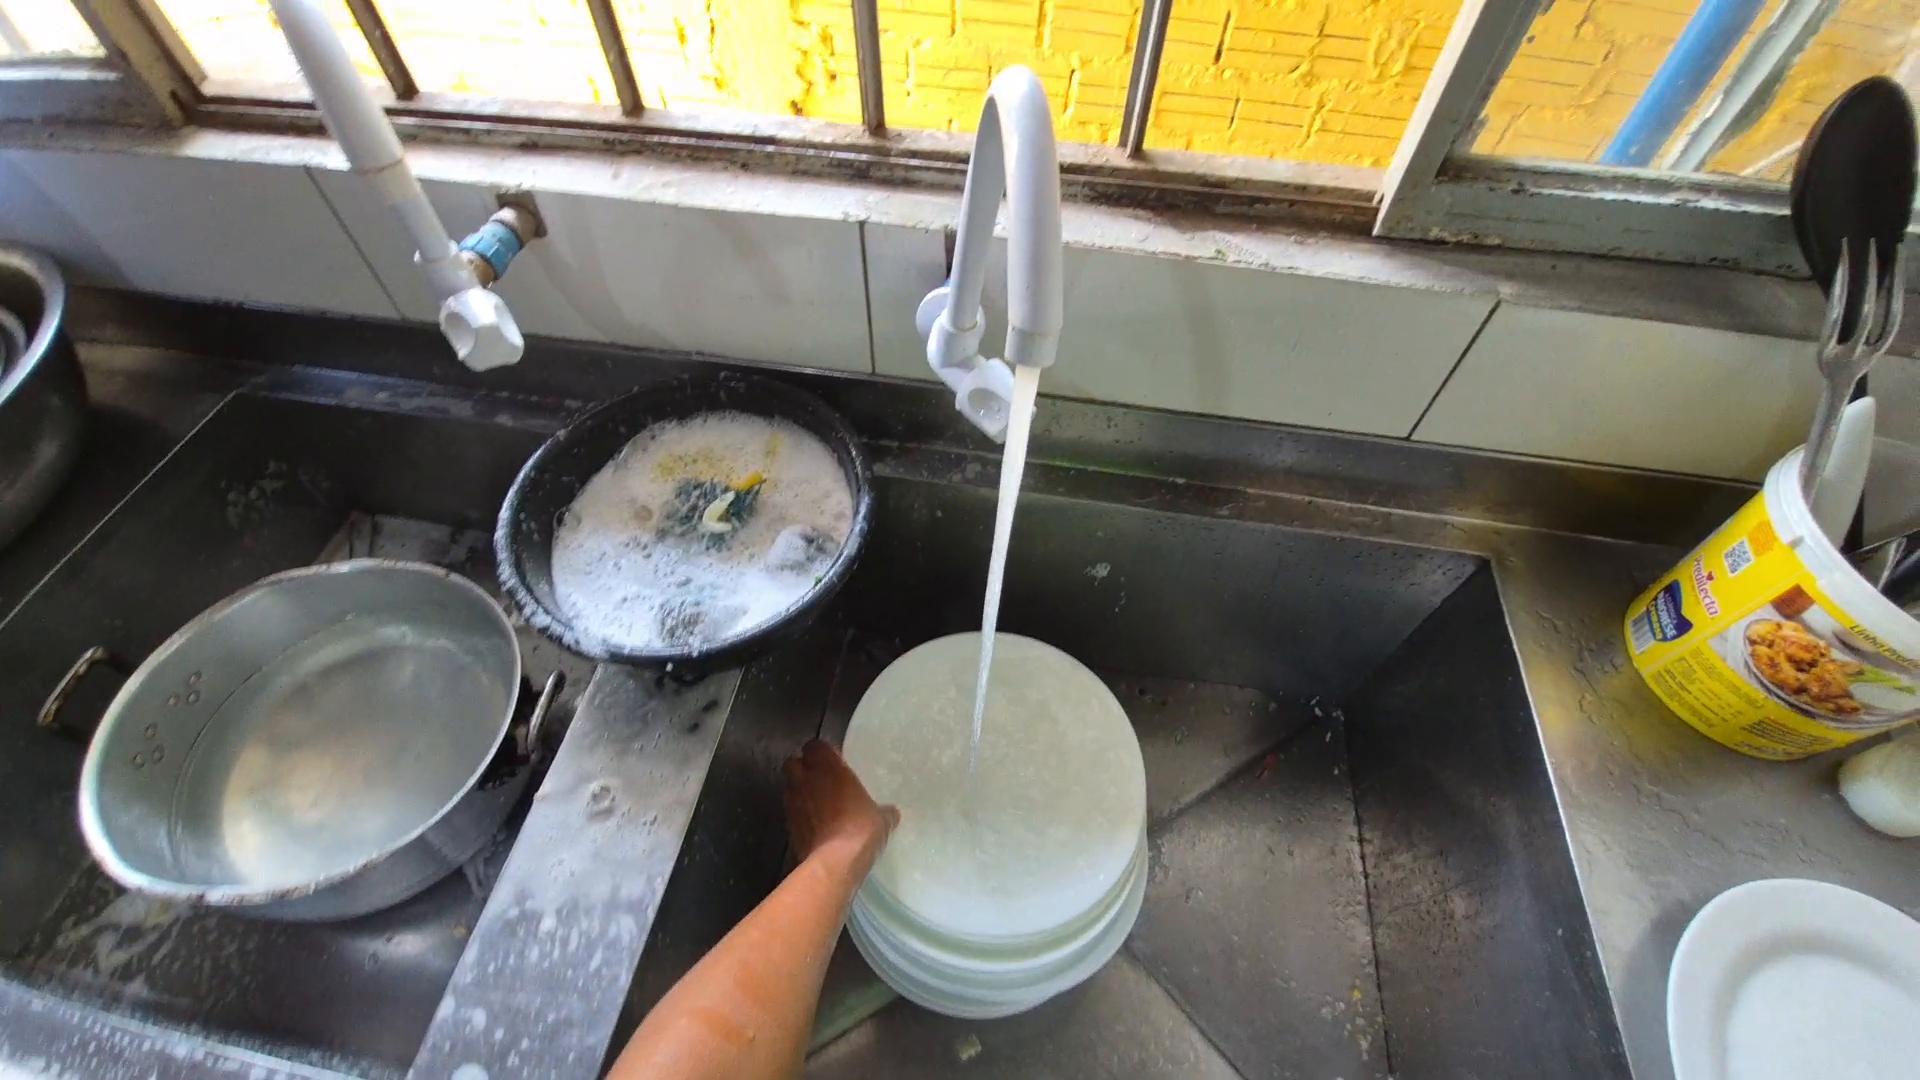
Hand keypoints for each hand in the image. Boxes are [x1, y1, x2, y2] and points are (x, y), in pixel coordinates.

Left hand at [782, 740, 898, 872]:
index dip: (821, 752)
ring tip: (815, 803)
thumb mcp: (882, 818)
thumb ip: (884, 810)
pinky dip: (799, 815)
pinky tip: (813, 825)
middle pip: (793, 762)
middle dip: (802, 768)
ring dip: (799, 791)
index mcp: (829, 767)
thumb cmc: (861, 828)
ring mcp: (793, 803)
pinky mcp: (788, 827)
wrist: (835, 862)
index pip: (815, 745)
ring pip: (789, 787)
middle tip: (819, 778)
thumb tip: (891, 812)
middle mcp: (806, 780)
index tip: (833, 761)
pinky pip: (790, 813)